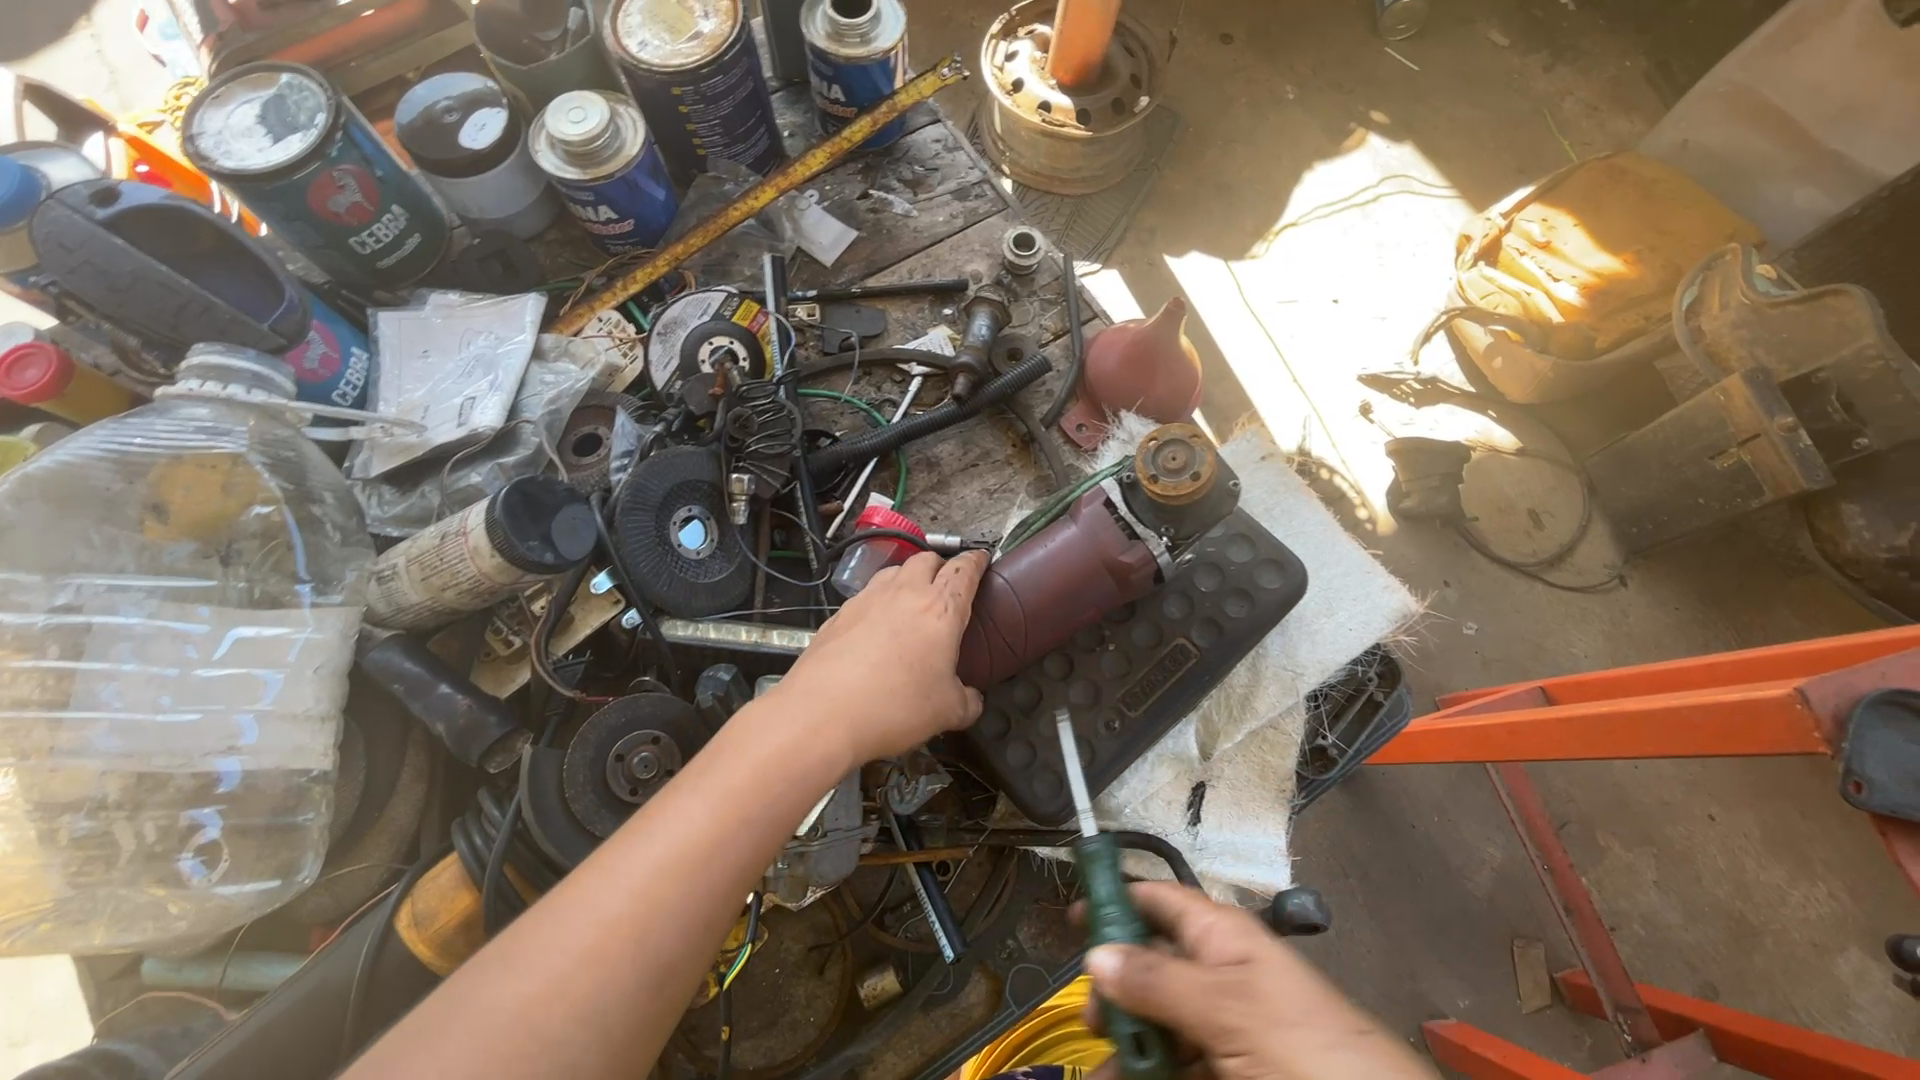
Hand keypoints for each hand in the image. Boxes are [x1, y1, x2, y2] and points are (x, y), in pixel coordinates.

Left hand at [771, 550, 988, 764]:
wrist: (821, 713)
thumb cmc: (895, 707)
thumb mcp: (947, 712)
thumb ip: (967, 701)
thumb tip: (972, 699)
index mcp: (940, 608)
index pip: (963, 569)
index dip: (976, 561)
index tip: (981, 559)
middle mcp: (903, 593)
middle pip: (926, 559)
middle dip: (940, 566)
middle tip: (947, 585)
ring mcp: (866, 599)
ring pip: (893, 572)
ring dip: (907, 579)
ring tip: (911, 601)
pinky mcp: (838, 614)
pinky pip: (866, 596)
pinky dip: (878, 602)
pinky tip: (876, 628)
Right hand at [1080, 882, 1435, 1079]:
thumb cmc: (1303, 1049)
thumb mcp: (1226, 1008)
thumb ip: (1158, 980)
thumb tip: (1096, 952)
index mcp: (1219, 937)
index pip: (1157, 899)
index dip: (1116, 899)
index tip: (1072, 917)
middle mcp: (1217, 974)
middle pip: (1149, 967)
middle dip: (1115, 992)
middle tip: (1094, 1024)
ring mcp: (1224, 1027)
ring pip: (1159, 1024)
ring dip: (1129, 1048)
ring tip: (1105, 1077)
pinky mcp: (1231, 1070)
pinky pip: (1179, 1066)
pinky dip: (1153, 1075)